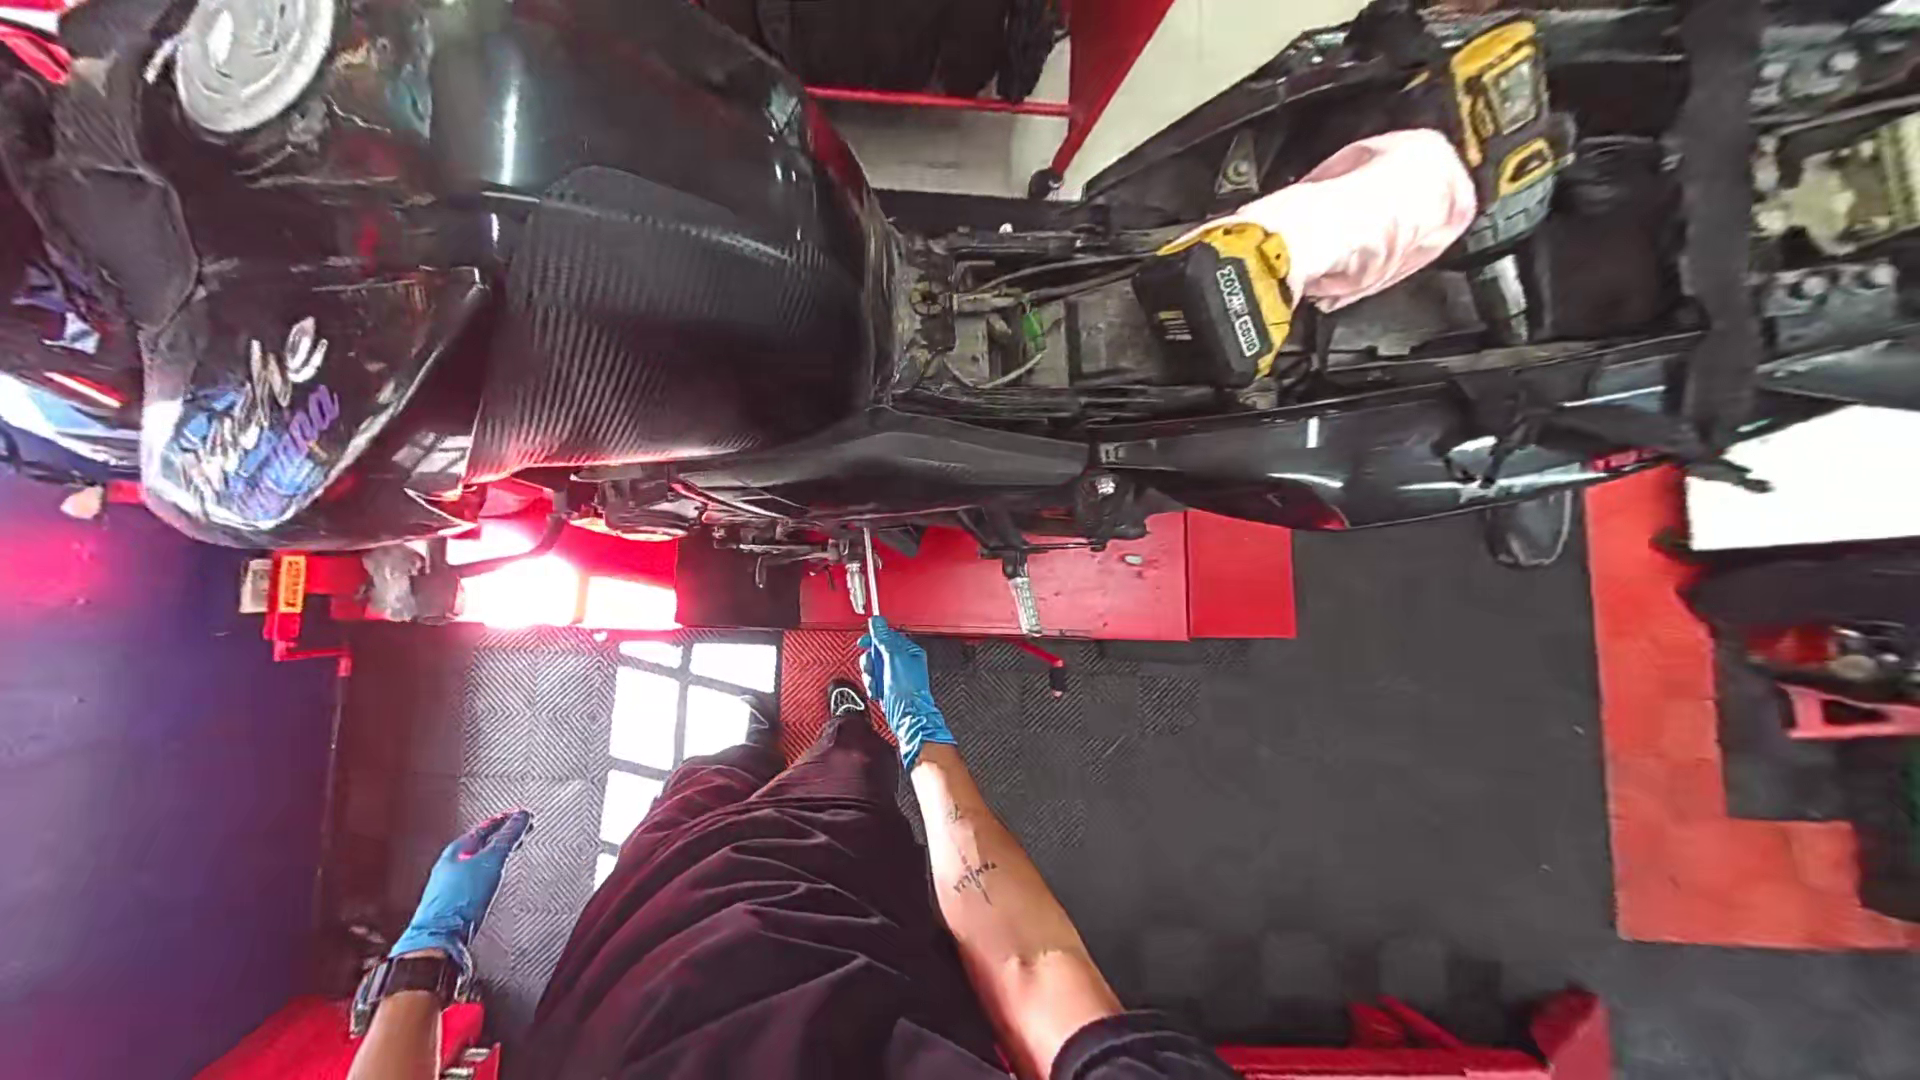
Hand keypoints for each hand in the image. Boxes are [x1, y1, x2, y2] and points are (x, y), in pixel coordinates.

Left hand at [389, 810, 531, 973]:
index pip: (487, 825)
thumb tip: (523, 816)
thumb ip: (509, 836)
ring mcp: (450, 883)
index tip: (523, 813)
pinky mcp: (454, 900)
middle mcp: (451, 864)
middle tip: (522, 829)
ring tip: (513, 848)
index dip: (508, 817)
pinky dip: (492, 868)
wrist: (439, 939)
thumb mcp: (493, 860)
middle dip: (504, 834)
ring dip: (498, 851)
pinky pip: (477, 875)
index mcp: (457, 850)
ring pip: (479, 859)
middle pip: (483, 842)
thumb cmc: (459, 900)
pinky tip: (496, 875)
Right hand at [858, 616, 955, 768]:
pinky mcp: (888, 687)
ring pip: (873, 667)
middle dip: (871, 661)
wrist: (909, 718)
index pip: (888, 636)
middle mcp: (902, 662)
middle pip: (877, 651)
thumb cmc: (908, 691)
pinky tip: (878, 692)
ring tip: (877, 684)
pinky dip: (872, 686)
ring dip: (871, 676)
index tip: (864, 642)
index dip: (874, 638)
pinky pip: (873, 681)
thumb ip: (884, 639)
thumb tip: (877, 621)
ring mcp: (895, 675)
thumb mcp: (894, 659)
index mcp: (909, 651)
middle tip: (873, 669)